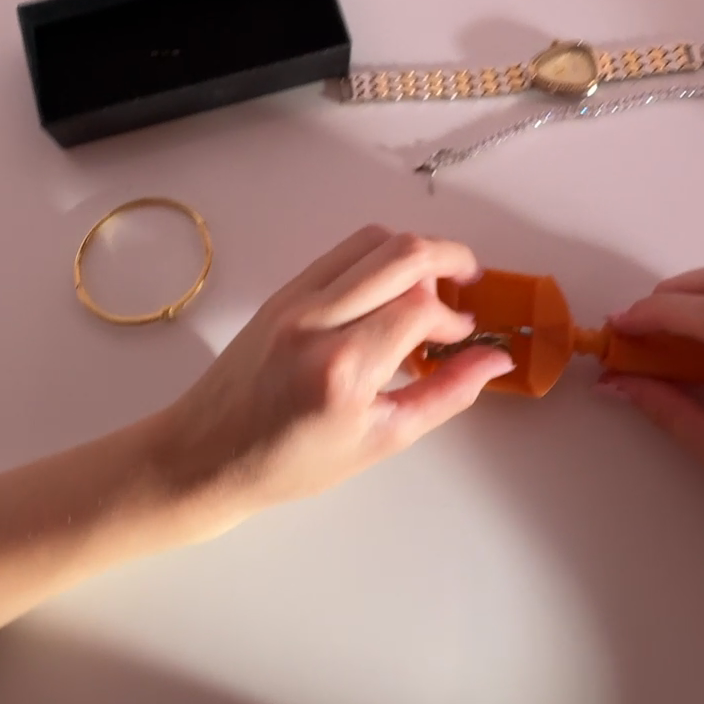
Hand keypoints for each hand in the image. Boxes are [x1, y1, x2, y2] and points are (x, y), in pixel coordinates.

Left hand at [157, 226, 512, 532]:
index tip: (462, 336)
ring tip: (429, 287)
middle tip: (471, 278)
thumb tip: (496, 358)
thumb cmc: (294, 462)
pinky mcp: (281, 291)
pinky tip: (388, 290)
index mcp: (342, 369)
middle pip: (399, 253)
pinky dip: (377, 258)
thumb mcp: (380, 441)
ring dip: (412, 252)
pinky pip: (340, 253)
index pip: (419, 307)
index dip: (454, 316)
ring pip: (370, 241)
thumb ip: (445, 395)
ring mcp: (293, 298)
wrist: (206, 452)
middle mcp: (315, 320)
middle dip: (449, 256)